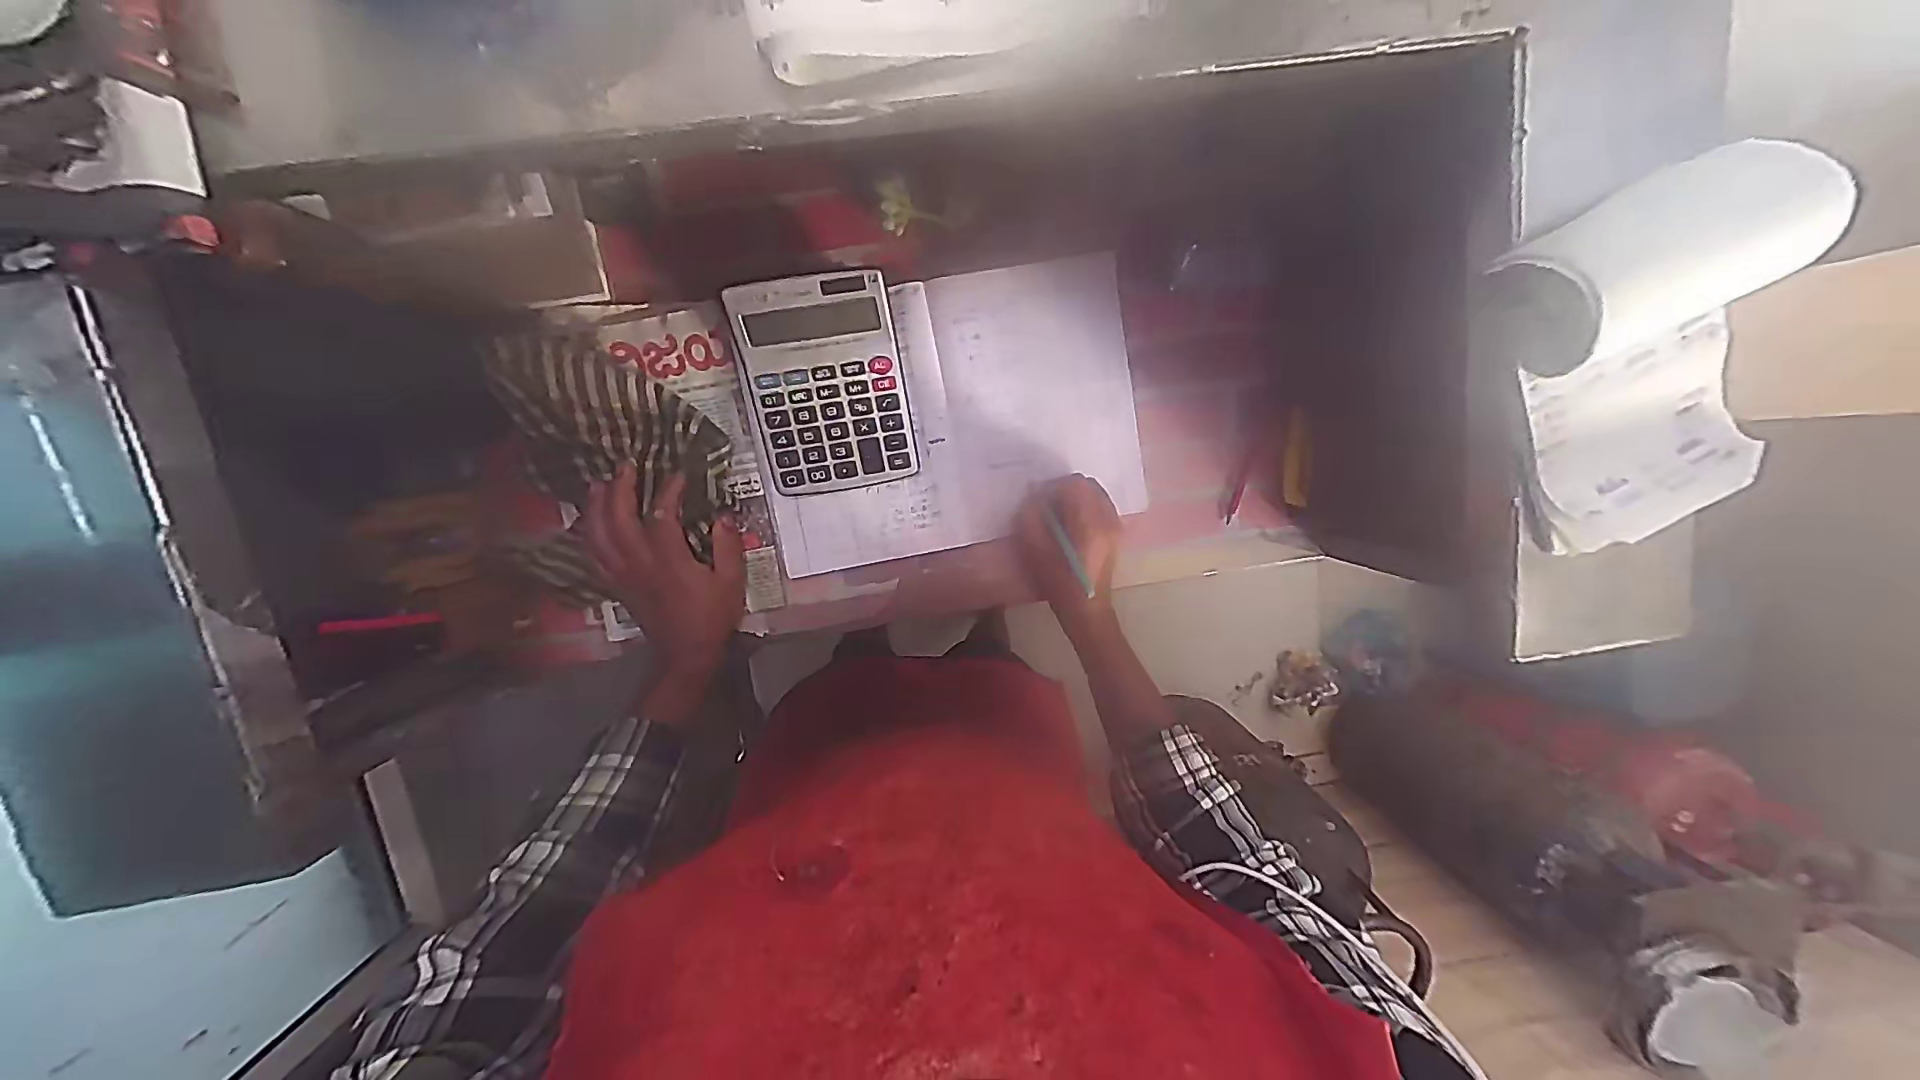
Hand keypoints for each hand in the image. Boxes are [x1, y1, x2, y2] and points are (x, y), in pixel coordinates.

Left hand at [585, 464, 744, 722]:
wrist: (686, 653)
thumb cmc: (712, 617)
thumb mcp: (731, 582)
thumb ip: (728, 546)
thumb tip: (723, 516)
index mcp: (669, 561)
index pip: (660, 516)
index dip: (668, 491)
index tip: (679, 475)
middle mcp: (639, 564)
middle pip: (618, 519)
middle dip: (619, 489)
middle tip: (626, 467)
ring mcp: (622, 575)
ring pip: (598, 535)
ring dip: (596, 506)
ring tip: (599, 485)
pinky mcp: (616, 585)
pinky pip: (593, 555)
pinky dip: (588, 534)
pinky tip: (590, 522)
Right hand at [1013, 473, 1121, 633]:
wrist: (1087, 610)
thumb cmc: (1060, 584)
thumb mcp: (1037, 551)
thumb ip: (1031, 518)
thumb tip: (1032, 499)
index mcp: (1090, 521)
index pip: (1073, 483)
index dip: (1051, 486)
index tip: (1036, 500)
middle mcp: (1107, 518)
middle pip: (1086, 484)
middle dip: (1063, 489)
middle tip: (1046, 505)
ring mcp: (1114, 525)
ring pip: (1094, 493)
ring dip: (1074, 497)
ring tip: (1057, 514)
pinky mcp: (1114, 533)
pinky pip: (1100, 505)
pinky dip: (1084, 506)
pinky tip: (1070, 524)